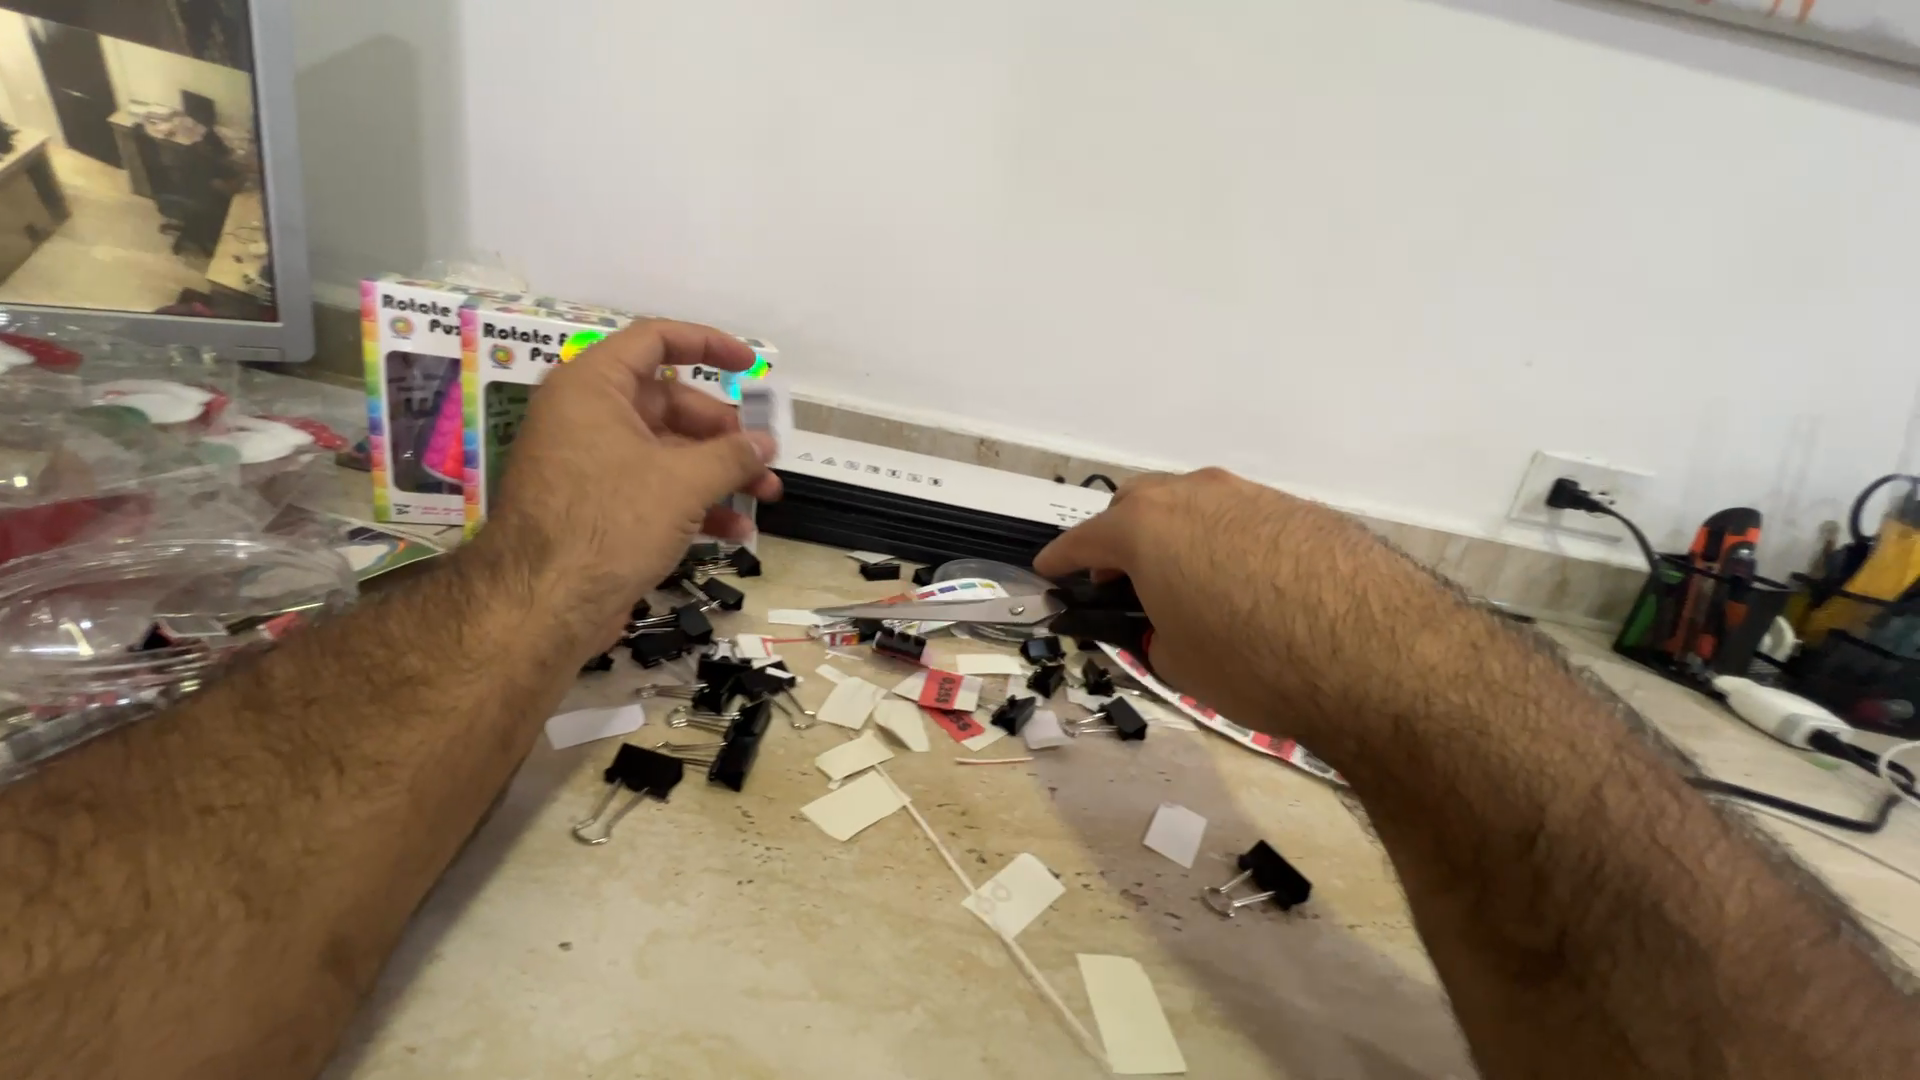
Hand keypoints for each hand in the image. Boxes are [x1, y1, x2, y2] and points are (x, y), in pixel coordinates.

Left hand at [478, 320, 779, 655]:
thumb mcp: (683, 482)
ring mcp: (592, 463)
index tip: (750, 367)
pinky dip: (695, 503)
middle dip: (726, 434)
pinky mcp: (598, 506)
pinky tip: (734, 530)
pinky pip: (655, 488)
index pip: (655, 340)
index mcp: (594, 387)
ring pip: (669, 452)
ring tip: (765, 496)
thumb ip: (732, 455)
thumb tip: (765, 444)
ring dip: (720, 473)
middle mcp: (589, 417)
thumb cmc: (611, 522)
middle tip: (764, 457)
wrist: (544, 604)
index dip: (709, 345)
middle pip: (672, 405)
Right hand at [1034, 468, 1457, 756]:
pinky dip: (1224, 542)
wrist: (1380, 656)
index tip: (1048, 571)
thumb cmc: (1252, 663)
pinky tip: (1247, 584)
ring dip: (1176, 537)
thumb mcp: (1176, 662)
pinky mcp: (1299, 508)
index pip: (1083, 540)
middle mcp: (1194, 494)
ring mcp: (1250, 493)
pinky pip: (1240, 517)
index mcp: (1147, 527)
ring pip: (1193, 505)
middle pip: (1137, 506)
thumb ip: (1151, 630)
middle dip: (1120, 540)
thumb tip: (1161, 623)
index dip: (1060, 560)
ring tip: (1189, 584)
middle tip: (1121, 581)